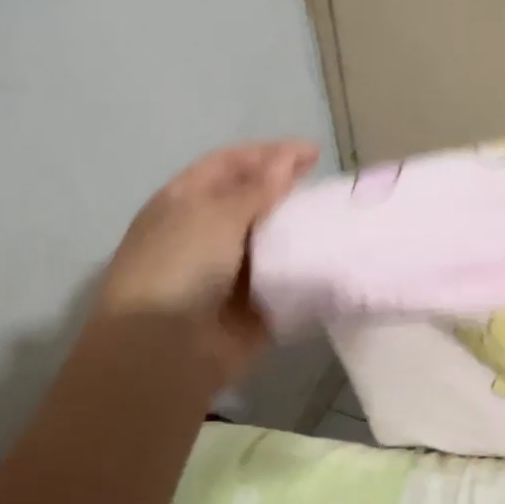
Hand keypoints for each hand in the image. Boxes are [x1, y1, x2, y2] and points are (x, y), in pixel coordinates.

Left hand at [96, 140, 317, 377]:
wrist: (166, 349)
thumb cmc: (181, 267)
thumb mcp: (216, 216)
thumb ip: (257, 189)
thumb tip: (286, 162)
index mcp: (185, 202)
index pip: (229, 164)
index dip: (269, 154)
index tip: (313, 154)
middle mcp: (205, 233)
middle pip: (253, 202)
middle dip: (288, 193)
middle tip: (327, 189)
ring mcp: (230, 272)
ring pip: (272, 243)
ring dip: (300, 233)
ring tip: (338, 222)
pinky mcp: (253, 307)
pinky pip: (284, 283)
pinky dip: (305, 274)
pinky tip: (335, 262)